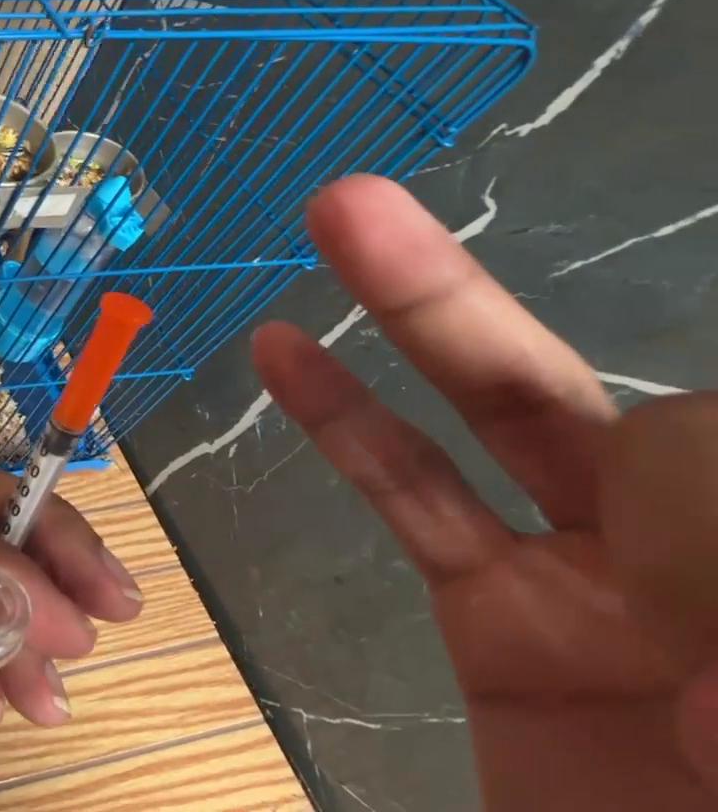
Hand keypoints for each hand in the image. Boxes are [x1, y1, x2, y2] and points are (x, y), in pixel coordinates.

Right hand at [252, 174, 717, 810]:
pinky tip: (278, 354)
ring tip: (330, 219)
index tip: (653, 554)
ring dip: (406, 311)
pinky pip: (408, 503)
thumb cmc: (714, 771)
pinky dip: (339, 424)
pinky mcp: (496, 623)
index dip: (680, 459)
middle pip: (586, 385)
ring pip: (496, 414)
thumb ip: (716, 542)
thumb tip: (638, 481)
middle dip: (462, 293)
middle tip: (356, 199)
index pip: (706, 427)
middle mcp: (697, 541)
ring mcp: (594, 579)